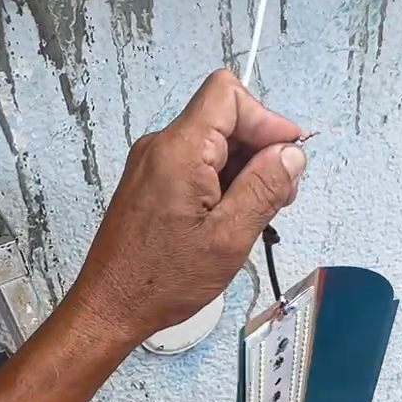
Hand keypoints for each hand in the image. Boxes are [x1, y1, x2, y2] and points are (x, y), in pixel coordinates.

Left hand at [64, 69, 304, 346]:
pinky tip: (228, 219)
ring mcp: (151, 164)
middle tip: (276, 199)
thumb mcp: (228, 237)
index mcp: (179, 150)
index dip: (265, 120)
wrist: (110, 307)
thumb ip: (264, 188)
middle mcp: (160, 146)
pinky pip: (195, 165)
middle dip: (259, 150)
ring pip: (212, 144)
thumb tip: (292, 152)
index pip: (227, 94)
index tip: (285, 160)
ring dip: (242, 171)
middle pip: (223, 118)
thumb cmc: (163, 280)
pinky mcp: (149, 183)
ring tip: (252, 217)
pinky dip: (220, 183)